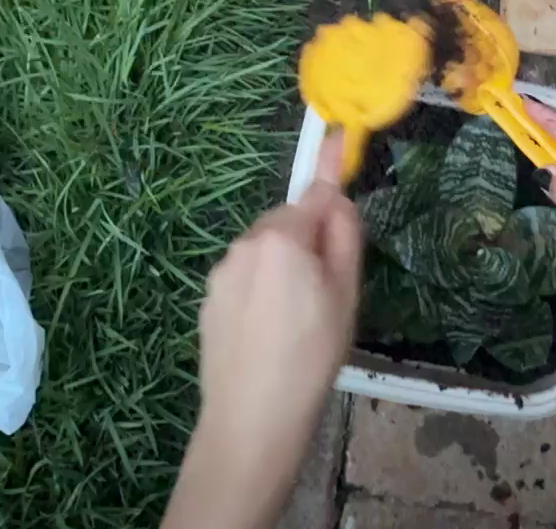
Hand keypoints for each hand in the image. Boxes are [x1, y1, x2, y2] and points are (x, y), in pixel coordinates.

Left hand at [197, 170, 361, 440]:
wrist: (251, 422)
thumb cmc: (311, 356)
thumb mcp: (346, 294)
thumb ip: (345, 236)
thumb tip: (338, 200)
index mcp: (283, 236)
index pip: (315, 191)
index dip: (332, 167)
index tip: (339, 132)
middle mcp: (246, 242)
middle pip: (289, 220)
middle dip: (308, 237)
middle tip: (326, 287)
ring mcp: (222, 270)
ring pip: (266, 249)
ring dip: (283, 263)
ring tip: (296, 318)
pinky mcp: (208, 297)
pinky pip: (245, 274)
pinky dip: (261, 286)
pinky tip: (269, 329)